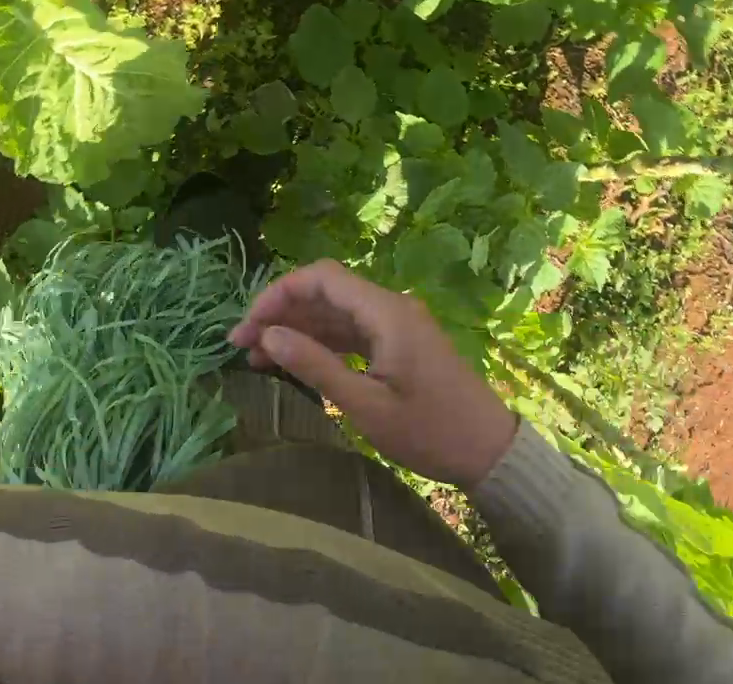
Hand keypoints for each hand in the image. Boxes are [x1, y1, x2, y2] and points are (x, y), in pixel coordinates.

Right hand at [228, 260, 518, 487]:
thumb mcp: (366, 405)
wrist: (491, 453)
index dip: (279, 293)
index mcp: (386, 312)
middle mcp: (389, 307)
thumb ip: (316, 365)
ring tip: (257, 357)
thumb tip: (267, 335)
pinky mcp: (397, 344)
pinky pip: (350, 332)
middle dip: (280, 313)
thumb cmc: (431, 431)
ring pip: (334, 313)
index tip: (249, 325)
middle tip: (241, 345)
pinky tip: (293, 361)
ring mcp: (394, 325)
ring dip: (296, 329)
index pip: (321, 278)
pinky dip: (320, 343)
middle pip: (324, 293)